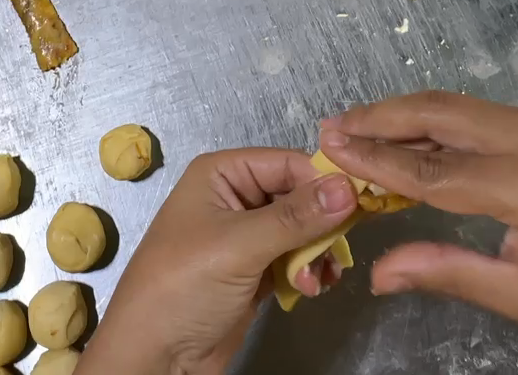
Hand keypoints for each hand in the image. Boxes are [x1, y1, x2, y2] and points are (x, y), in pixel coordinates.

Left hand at [80, 148, 358, 374]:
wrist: (155, 358)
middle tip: (341, 251)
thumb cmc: (185, 284)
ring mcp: (245, 235)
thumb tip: (347, 188)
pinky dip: (308, 272)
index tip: (362, 204)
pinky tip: (312, 289)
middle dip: (322, 223)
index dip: (323, 181)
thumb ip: (295, 217)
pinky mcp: (254, 270)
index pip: (286, 163)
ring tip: (318, 279)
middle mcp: (235, 196)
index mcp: (222, 173)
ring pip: (300, 230)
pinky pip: (294, 259)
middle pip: (297, 196)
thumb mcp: (239, 245)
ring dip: (316, 253)